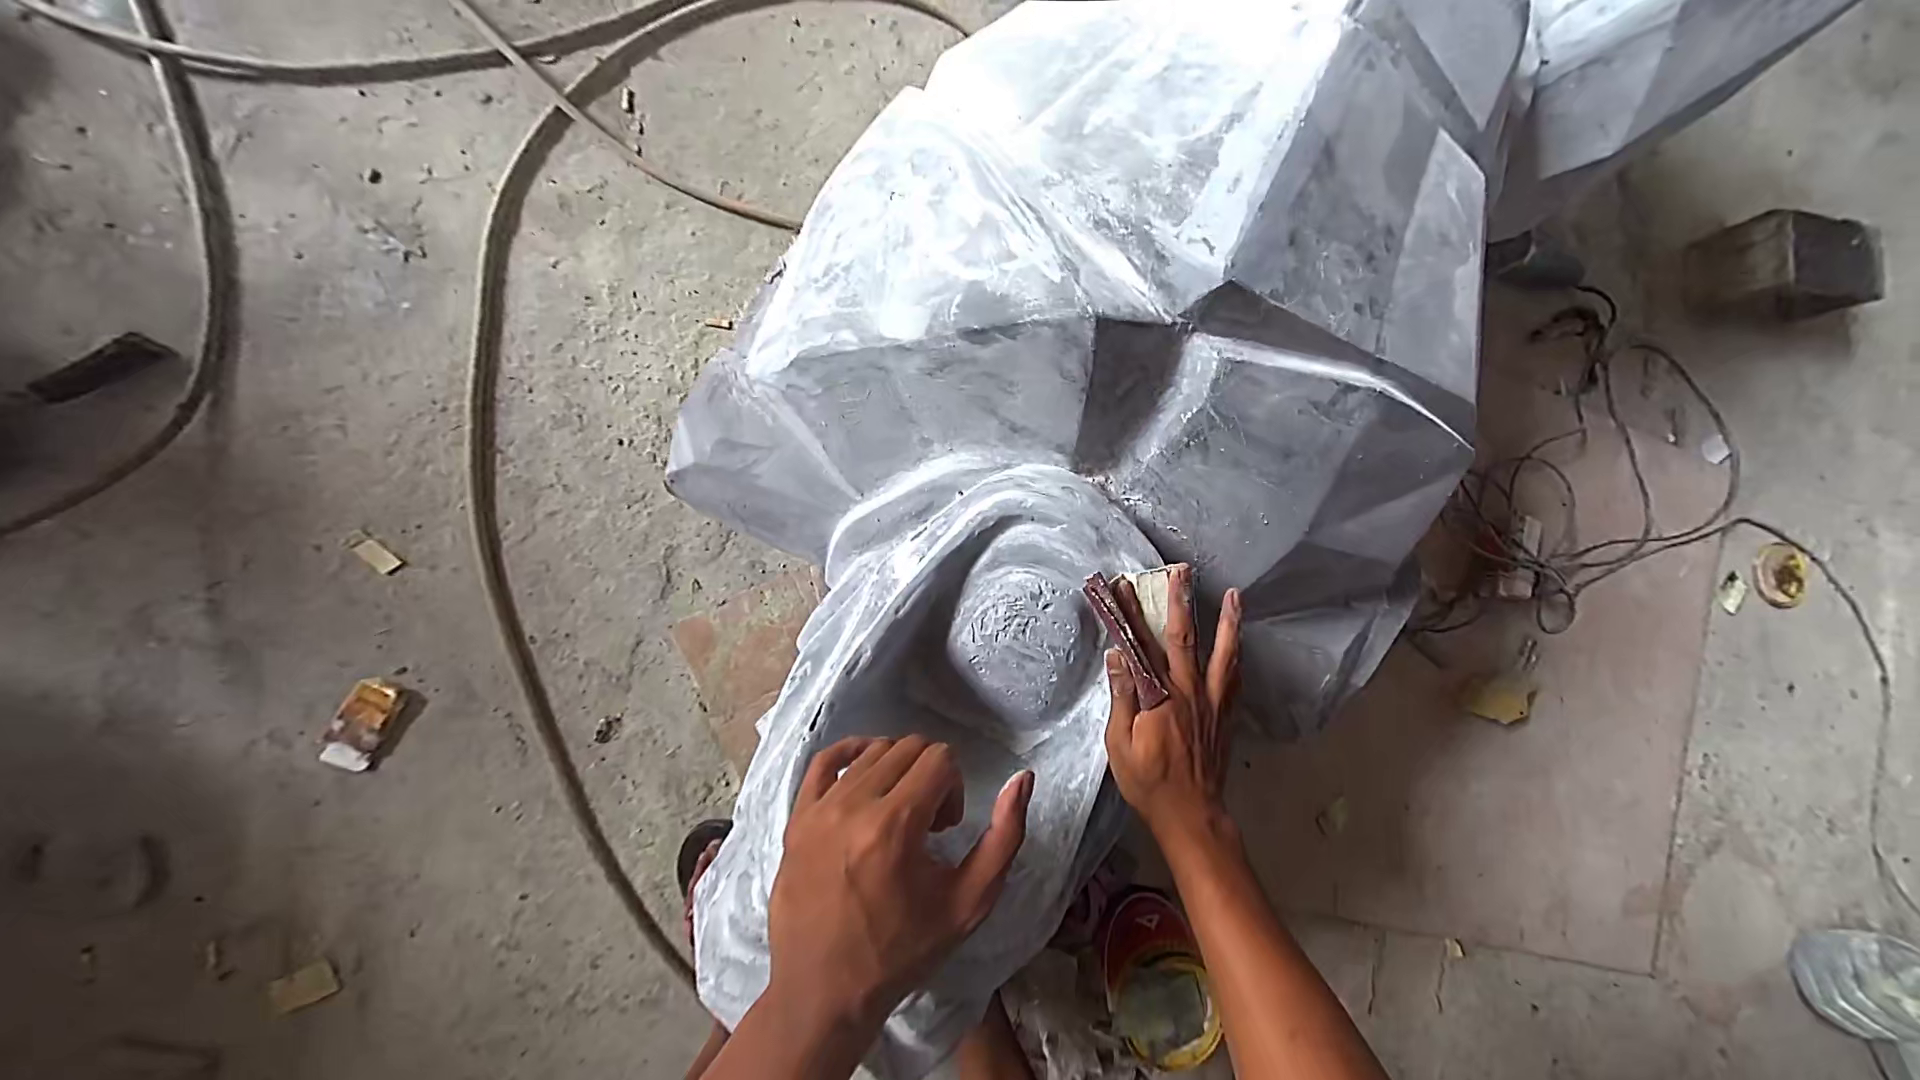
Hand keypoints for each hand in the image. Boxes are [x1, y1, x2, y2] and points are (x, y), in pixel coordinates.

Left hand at [769, 735, 1033, 1030]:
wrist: (823, 993)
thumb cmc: (901, 950)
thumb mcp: (969, 903)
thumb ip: (1005, 837)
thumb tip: (1022, 778)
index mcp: (896, 824)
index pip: (940, 758)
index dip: (955, 787)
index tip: (946, 828)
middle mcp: (854, 805)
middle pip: (909, 748)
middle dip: (930, 775)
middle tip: (927, 823)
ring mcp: (819, 808)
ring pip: (873, 750)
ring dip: (897, 770)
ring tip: (897, 813)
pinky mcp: (797, 816)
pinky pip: (826, 759)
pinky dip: (852, 754)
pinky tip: (866, 775)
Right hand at [1103, 564, 1241, 840]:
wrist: (1191, 814)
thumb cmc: (1149, 782)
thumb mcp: (1119, 744)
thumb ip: (1122, 697)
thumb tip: (1117, 656)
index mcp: (1159, 698)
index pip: (1139, 646)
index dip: (1128, 614)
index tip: (1120, 588)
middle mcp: (1189, 692)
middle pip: (1182, 638)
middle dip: (1178, 602)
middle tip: (1180, 572)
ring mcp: (1212, 702)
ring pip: (1222, 653)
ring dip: (1227, 622)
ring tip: (1234, 595)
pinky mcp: (1225, 715)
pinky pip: (1234, 679)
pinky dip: (1236, 657)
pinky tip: (1237, 644)